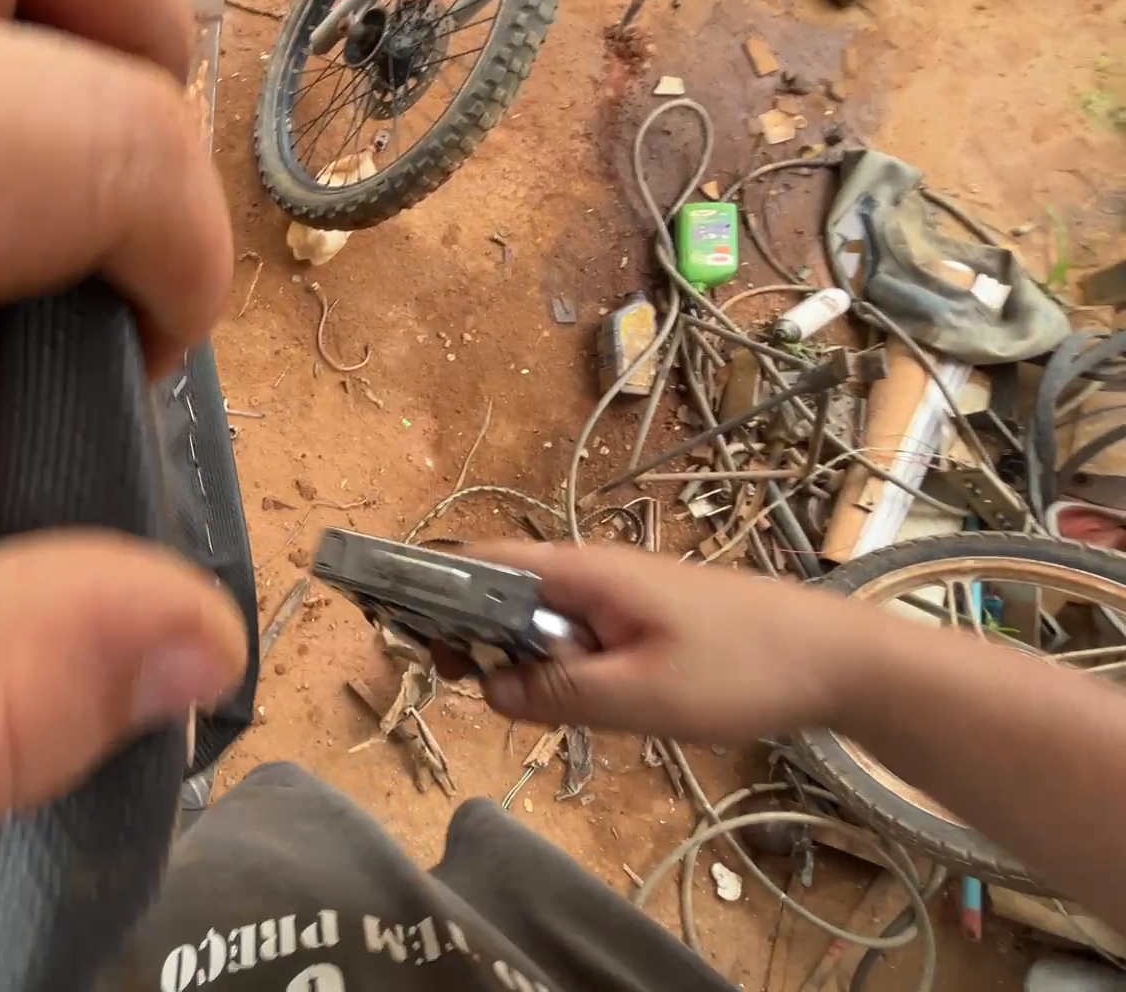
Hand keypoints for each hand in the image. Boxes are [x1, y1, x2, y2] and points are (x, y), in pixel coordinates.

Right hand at [468, 543, 891, 742]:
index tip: (417, 633)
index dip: (439, 590)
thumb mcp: (643, 694)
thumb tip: (488, 688)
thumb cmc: (741, 667)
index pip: (483, 562)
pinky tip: (565, 692)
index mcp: (578, 572)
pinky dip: (549, 656)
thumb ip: (558, 692)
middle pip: (499, 589)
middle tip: (459, 678)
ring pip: (533, 613)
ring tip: (507, 693)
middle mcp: (584, 570)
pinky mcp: (630, 615)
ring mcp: (609, 592)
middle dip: (469, 629)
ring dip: (511, 648)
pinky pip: (567, 630)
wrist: (841, 659)